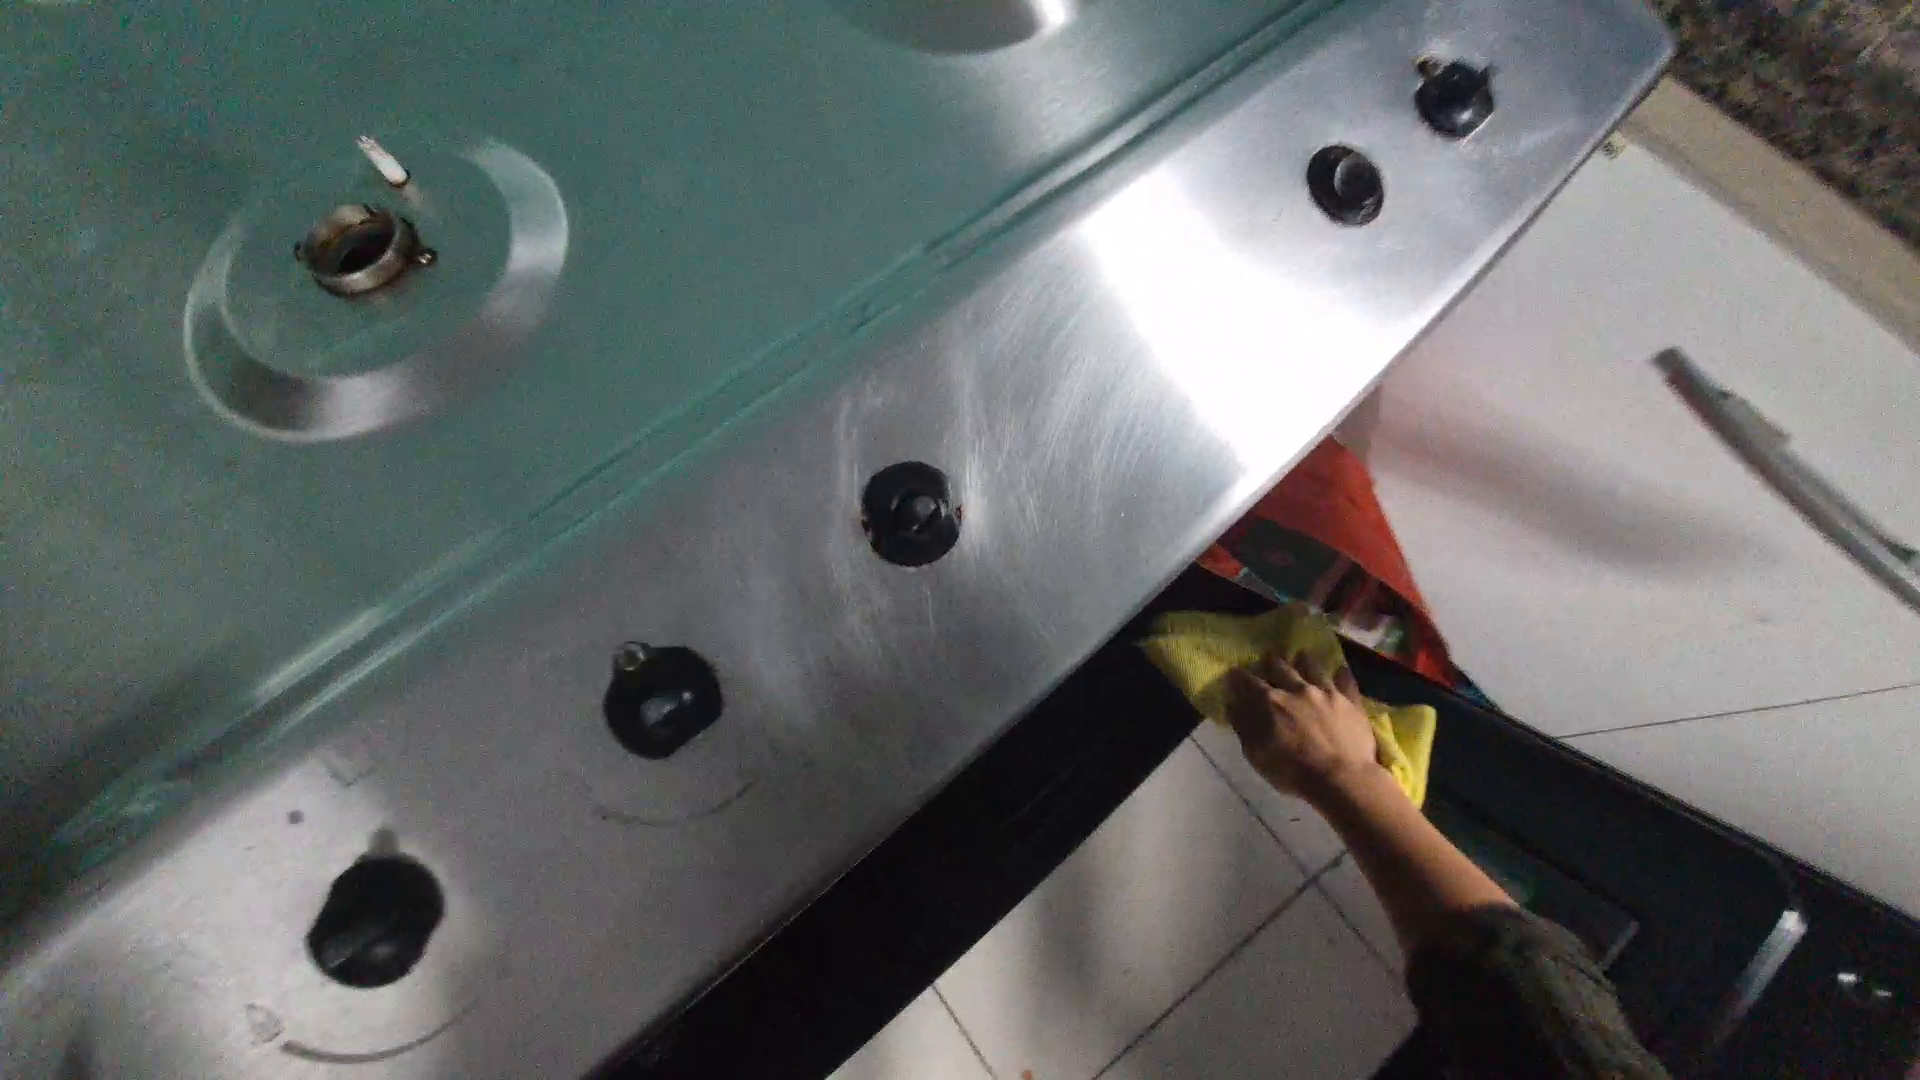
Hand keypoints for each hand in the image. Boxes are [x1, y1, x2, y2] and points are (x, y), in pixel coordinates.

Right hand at [1224, 652, 1383, 804]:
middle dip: (1272, 662)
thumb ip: (1243, 726)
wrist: (1342, 779)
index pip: (1248, 682)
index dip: (1238, 676)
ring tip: (1302, 654)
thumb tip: (1232, 704)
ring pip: (1313, 669)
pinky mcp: (1351, 703)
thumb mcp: (1256, 754)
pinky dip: (1342, 675)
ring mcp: (1326, 693)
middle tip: (1268, 656)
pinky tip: (1341, 670)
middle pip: (1281, 668)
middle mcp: (1296, 689)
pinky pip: (1346, 683)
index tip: (1233, 671)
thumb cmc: (1292, 771)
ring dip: (1305, 660)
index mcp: (1270, 701)